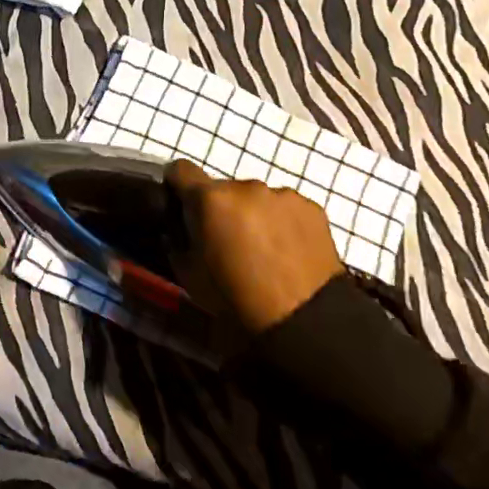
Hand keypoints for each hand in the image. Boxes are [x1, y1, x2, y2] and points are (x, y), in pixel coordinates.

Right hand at [165, 161, 344, 332]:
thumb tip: (179, 231)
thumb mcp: (190, 277)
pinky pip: (286, 208)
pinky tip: (288, 252)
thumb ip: (178, 244)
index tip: (182, 206)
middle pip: (223, 190)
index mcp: (212, 200)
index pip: (181, 170)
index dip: (177, 186)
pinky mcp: (311, 207)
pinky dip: (282, 223)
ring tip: (264, 251)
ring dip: (253, 215)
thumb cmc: (237, 301)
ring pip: (257, 199)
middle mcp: (247, 187)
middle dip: (221, 210)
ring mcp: (283, 194)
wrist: (303, 318)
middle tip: (228, 243)